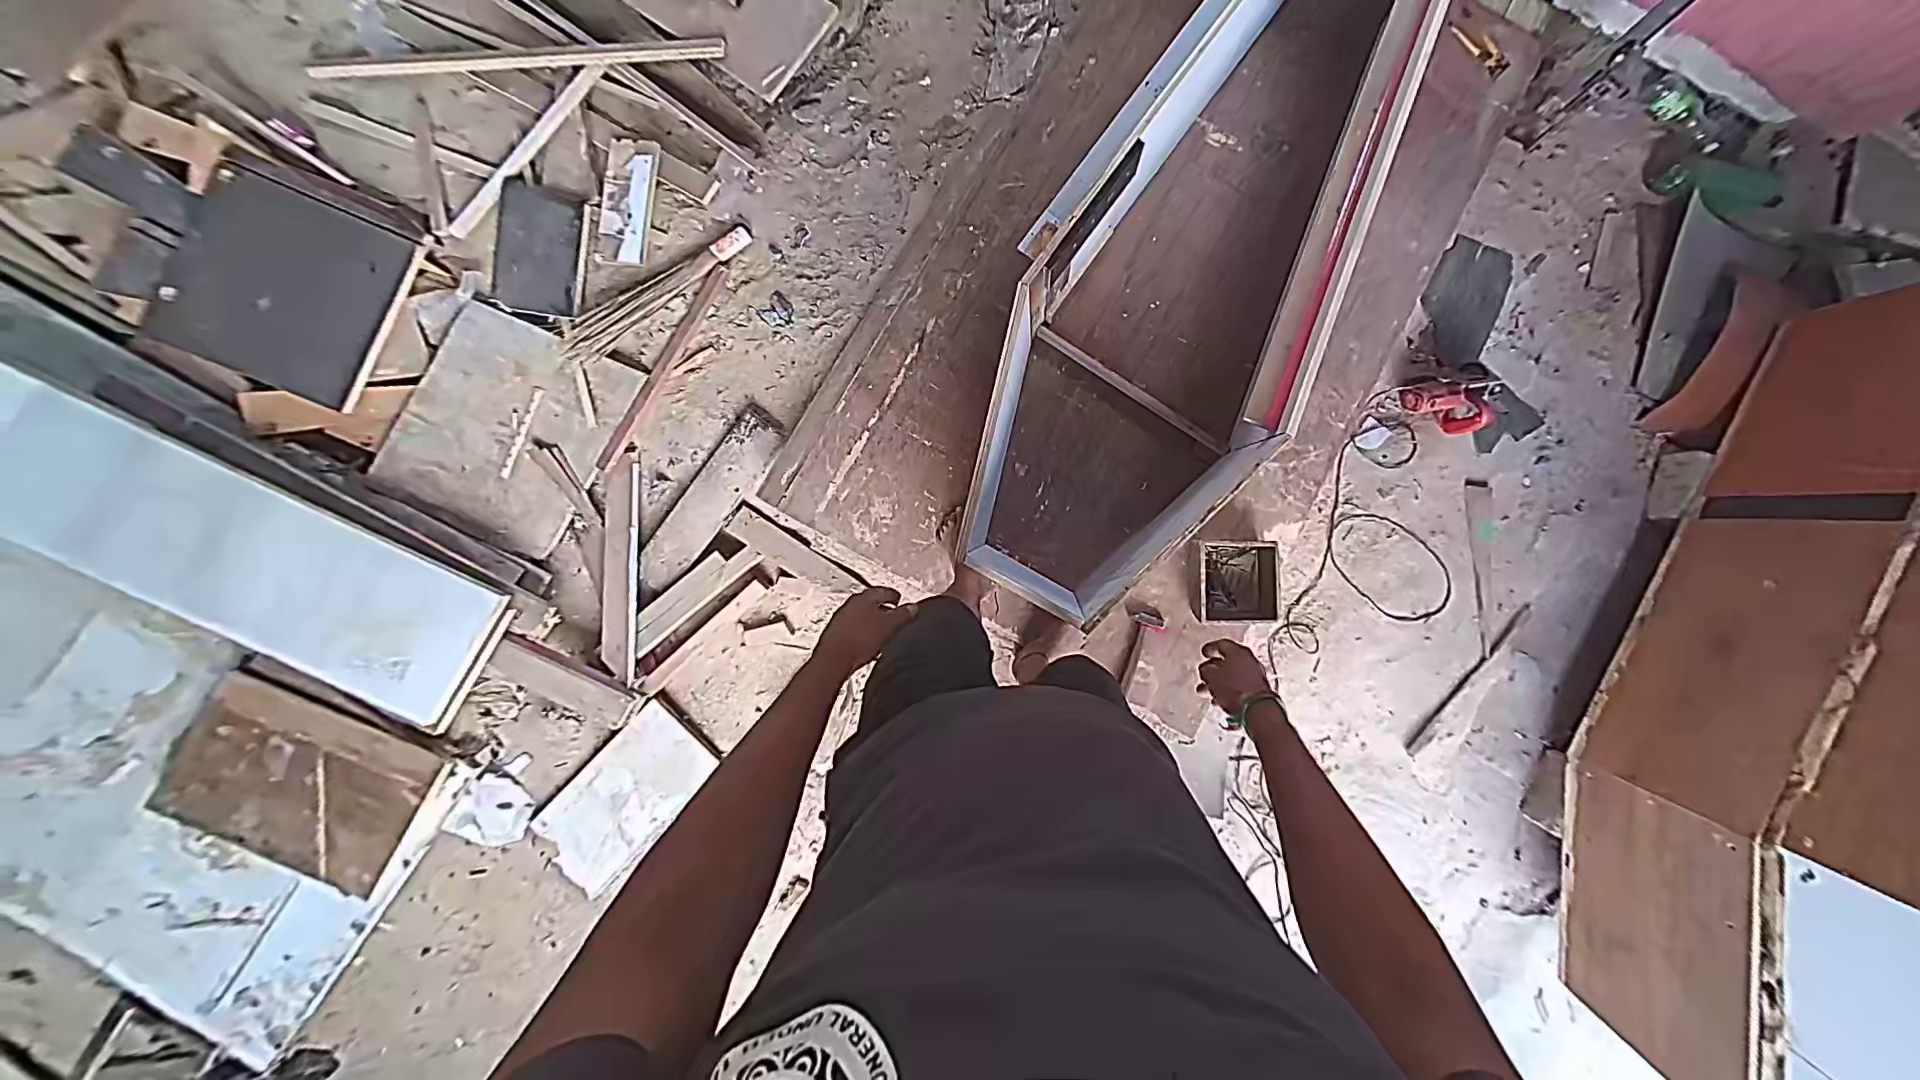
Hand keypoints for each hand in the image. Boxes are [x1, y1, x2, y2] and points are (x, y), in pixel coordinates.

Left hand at [813, 587, 917, 677]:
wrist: (834, 660)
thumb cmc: (859, 641)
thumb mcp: (890, 626)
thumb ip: (903, 615)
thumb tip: (913, 607)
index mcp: (865, 598)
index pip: (883, 591)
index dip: (893, 595)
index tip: (899, 599)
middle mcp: (850, 605)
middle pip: (870, 602)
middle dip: (882, 607)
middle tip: (892, 613)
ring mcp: (840, 619)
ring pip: (860, 615)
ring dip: (870, 620)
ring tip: (880, 630)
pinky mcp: (834, 634)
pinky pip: (852, 629)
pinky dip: (861, 632)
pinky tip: (866, 642)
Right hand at [1197, 639, 1280, 716]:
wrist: (1256, 710)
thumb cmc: (1235, 689)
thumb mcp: (1211, 676)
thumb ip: (1206, 670)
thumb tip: (1206, 671)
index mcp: (1238, 652)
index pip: (1221, 645)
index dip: (1210, 649)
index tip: (1205, 652)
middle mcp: (1250, 661)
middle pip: (1228, 661)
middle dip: (1214, 669)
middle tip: (1205, 673)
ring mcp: (1256, 676)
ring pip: (1233, 676)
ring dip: (1220, 682)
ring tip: (1208, 690)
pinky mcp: (1259, 691)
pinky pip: (1240, 687)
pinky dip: (1230, 691)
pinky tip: (1221, 699)